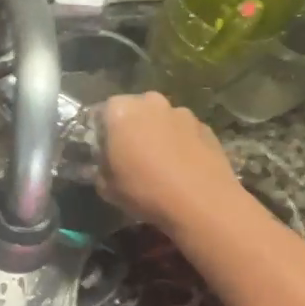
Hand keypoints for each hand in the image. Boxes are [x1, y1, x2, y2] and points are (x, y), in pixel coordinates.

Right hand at [96, 92, 241, 232]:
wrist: (202, 202)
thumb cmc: (145, 190)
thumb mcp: (106, 187)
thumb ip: (98, 169)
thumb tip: (102, 165)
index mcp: (120, 111)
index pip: (100, 113)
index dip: (99, 133)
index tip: (102, 151)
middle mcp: (150, 103)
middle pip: (133, 110)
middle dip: (129, 127)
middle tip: (129, 154)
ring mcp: (181, 112)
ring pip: (160, 119)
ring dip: (156, 133)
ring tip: (159, 161)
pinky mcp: (206, 127)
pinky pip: (183, 131)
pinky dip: (179, 142)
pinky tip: (181, 166)